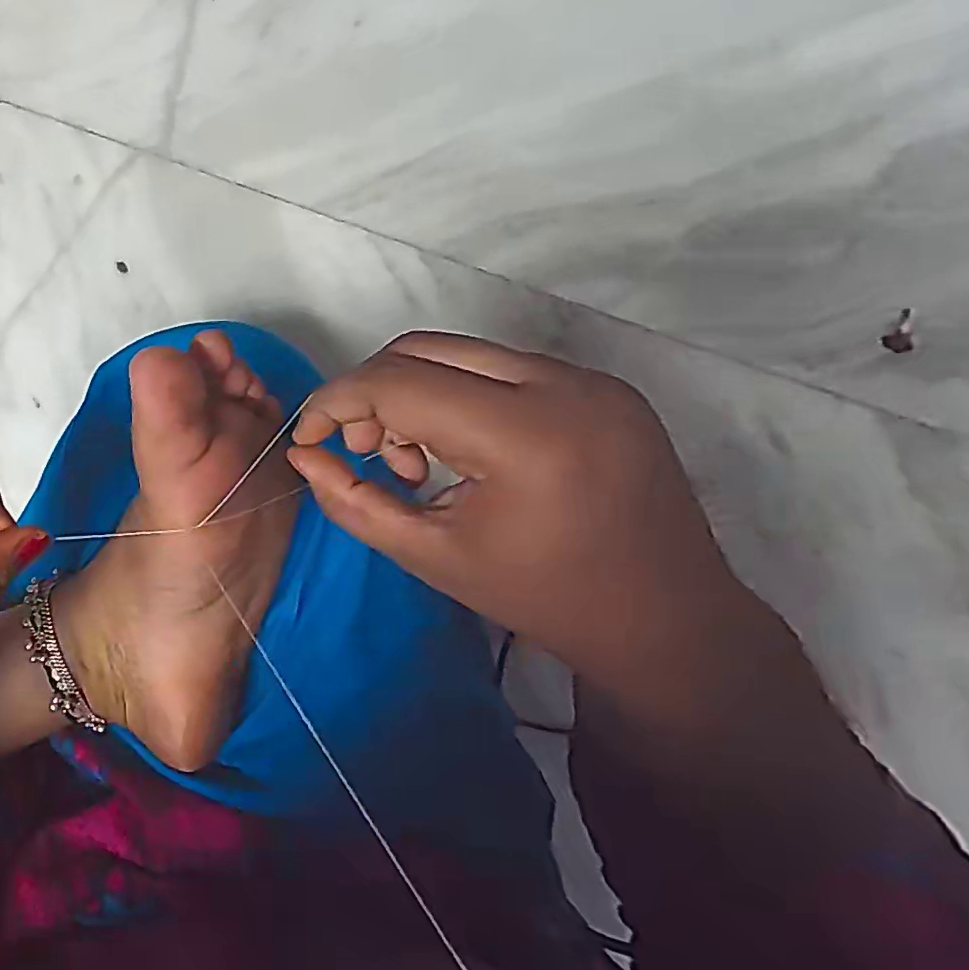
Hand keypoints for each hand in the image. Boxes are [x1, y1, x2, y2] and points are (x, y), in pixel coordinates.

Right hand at [286, 332, 762, 681]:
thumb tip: (303, 456)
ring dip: (408, 392)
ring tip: (410, 458)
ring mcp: (590, 379)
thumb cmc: (538, 595)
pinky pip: (495, 366)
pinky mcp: (600, 385)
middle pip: (419, 350)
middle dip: (366, 393)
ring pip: (456, 352)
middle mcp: (563, 386)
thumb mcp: (426, 554)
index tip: (307, 440)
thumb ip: (352, 500)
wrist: (665, 619)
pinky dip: (451, 395)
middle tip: (359, 450)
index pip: (395, 382)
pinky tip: (456, 449)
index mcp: (524, 436)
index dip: (332, 404)